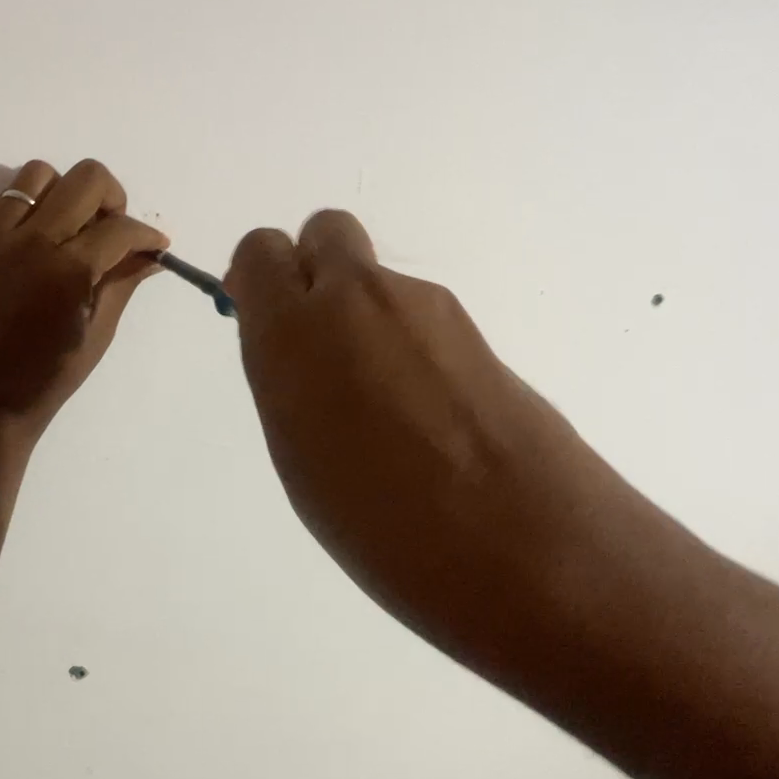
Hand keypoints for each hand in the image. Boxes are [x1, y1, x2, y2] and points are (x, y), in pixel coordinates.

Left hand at [0, 159, 167, 436]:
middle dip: (113, 200)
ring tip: (73, 228)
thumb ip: (123, 282)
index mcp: (68, 271)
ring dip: (67, 193)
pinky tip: (41, 235)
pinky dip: (31, 204)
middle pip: (87, 179)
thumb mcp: (98, 332)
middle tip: (114, 232)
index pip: (120, 229)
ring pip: (41, 174)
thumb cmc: (49, 377)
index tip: (156, 247)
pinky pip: (7, 197)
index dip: (147, 236)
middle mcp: (32, 242)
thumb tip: (151, 255)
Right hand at [224, 210, 654, 652]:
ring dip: (364, 318)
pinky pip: (419, 320)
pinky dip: (407, 348)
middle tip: (315, 344)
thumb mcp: (297, 451)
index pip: (259, 251)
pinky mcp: (478, 335)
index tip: (260, 325)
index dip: (256, 282)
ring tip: (375, 407)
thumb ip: (287, 379)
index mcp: (296, 330)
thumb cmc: (376, 520)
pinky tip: (421, 418)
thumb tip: (295, 346)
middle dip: (312, 271)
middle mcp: (361, 299)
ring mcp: (429, 310)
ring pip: (377, 283)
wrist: (522, 545)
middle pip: (326, 233)